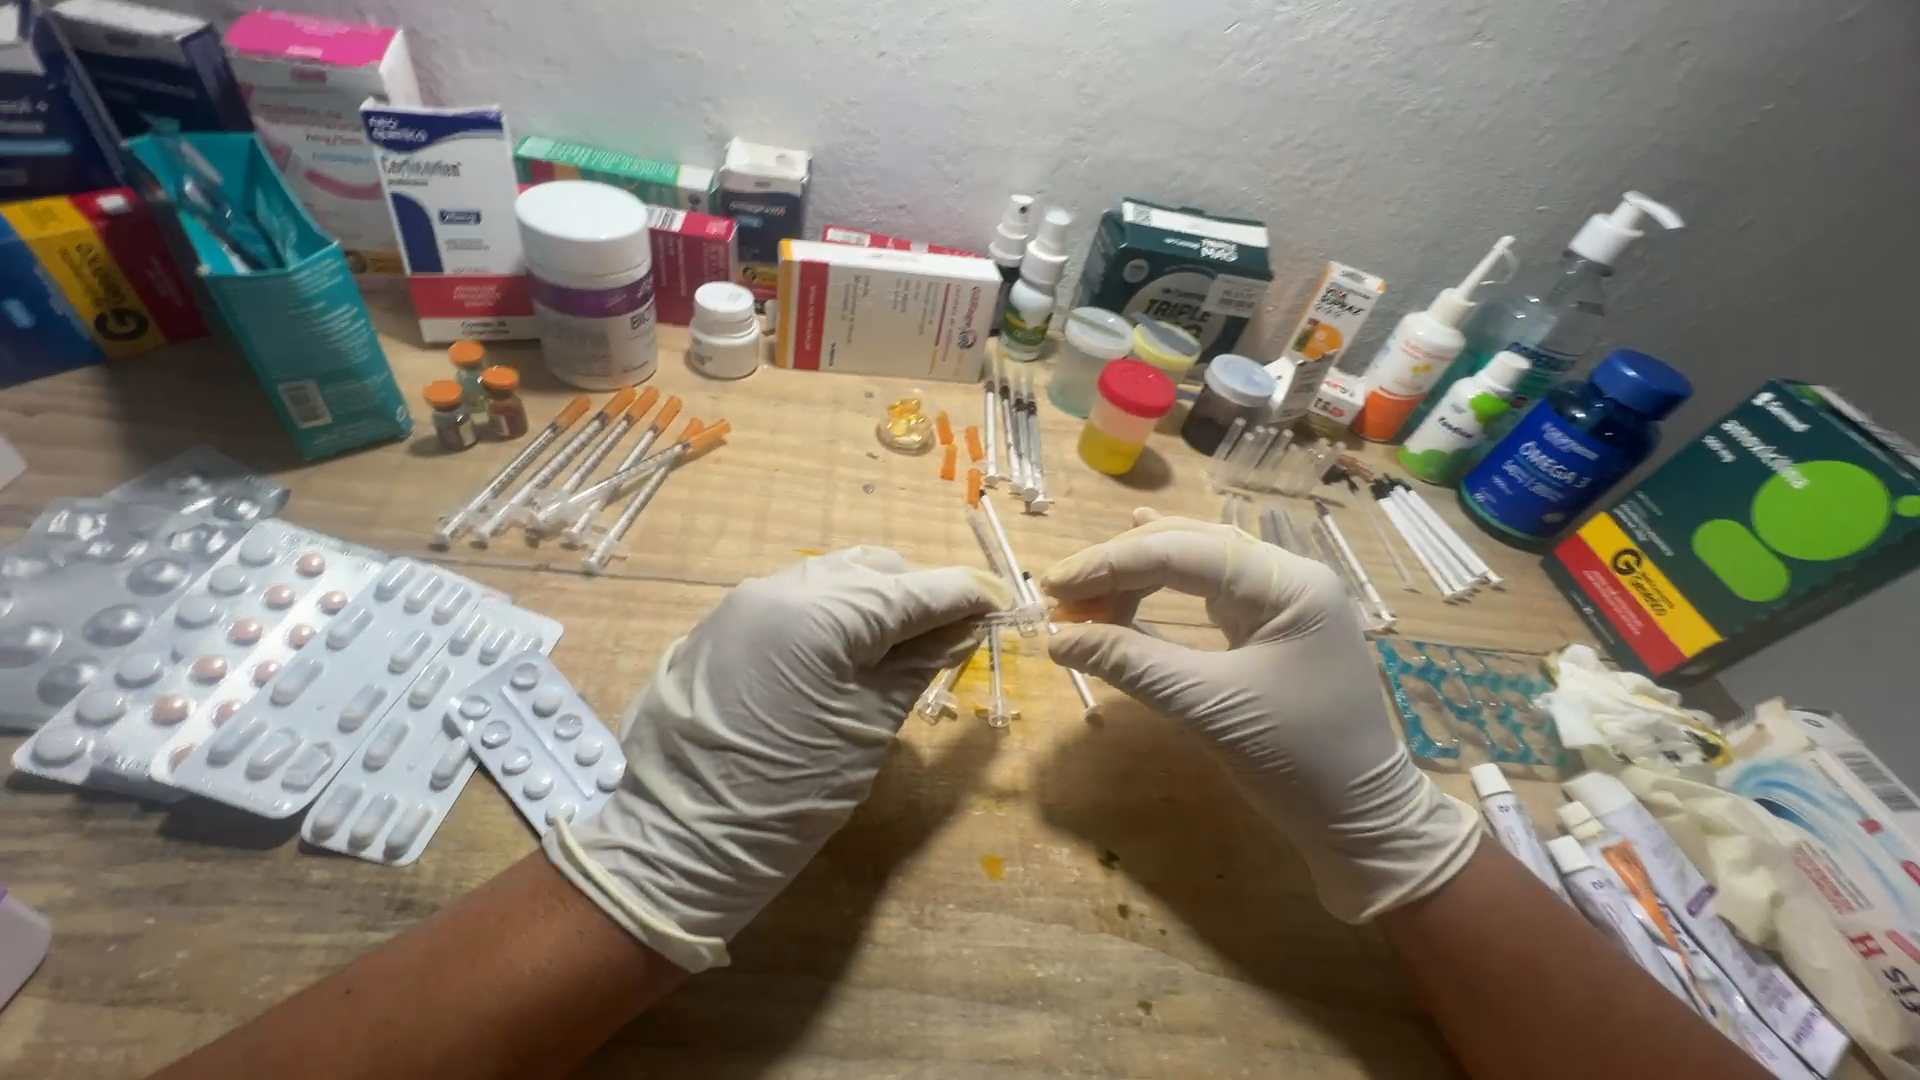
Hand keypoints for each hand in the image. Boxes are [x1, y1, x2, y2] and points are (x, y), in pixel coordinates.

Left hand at [546, 547, 1011, 971]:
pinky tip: (849, 649)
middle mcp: (781, 588)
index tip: (998, 603)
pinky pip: (799, 595)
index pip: (911, 589)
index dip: (962, 594)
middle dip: (919, 593)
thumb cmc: (787, 795)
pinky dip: (837, 610)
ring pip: (835, 576)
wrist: (677, 839)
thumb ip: (919, 664)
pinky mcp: (727, 620)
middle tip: (951, 633)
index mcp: (820, 614)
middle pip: (874, 569)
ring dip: (877, 599)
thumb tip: (965, 628)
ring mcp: (747, 600)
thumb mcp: (869, 728)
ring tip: (903, 643)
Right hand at [1040, 511, 1478, 922]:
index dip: (1110, 563)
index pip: (1181, 551)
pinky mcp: (1265, 626)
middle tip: (1061, 596)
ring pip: (1192, 563)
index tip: (1054, 585)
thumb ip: (1130, 662)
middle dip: (1118, 567)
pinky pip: (1202, 592)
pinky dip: (1158, 591)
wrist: (1363, 823)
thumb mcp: (1207, 708)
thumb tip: (1055, 636)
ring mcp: (1278, 599)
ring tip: (1084, 602)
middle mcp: (1285, 575)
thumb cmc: (1298, 763)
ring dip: (1133, 579)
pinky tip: (1133, 574)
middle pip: (1185, 545)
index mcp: (1287, 583)